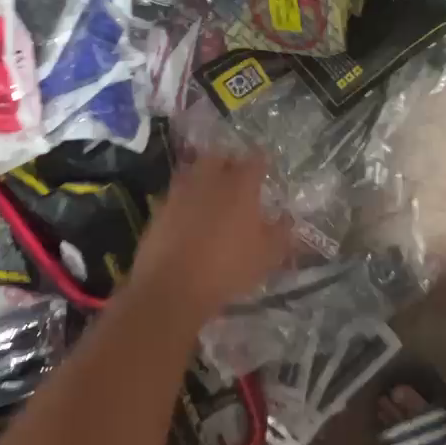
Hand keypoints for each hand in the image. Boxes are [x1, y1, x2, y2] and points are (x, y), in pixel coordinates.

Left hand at [129, 152, 292, 319]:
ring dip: (205, 177)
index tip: (267, 168)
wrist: (173, 287)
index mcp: (240, 186)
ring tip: (214, 193)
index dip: (263, 162)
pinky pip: (177, 193)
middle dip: (230, 162)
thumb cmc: (229, 268)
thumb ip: (280, 232)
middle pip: (219, 157)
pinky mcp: (159, 208)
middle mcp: (209, 180)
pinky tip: (192, 214)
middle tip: (238, 176)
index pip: (256, 161)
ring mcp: (180, 192)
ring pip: (194, 171)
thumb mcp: (267, 255)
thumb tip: (286, 217)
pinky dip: (187, 198)